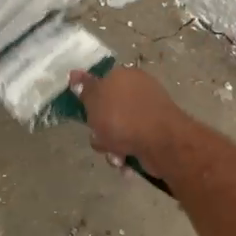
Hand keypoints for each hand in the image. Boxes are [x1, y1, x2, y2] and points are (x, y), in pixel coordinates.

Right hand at [68, 66, 191, 175]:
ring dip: (111, 146)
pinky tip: (126, 162)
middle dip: (100, 129)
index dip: (91, 99)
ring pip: (117, 131)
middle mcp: (138, 92)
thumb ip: (85, 89)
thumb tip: (74, 73)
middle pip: (107, 111)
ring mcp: (147, 114)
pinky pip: (131, 144)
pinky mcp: (154, 134)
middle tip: (100, 135)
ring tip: (116, 154)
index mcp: (124, 77)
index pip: (102, 83)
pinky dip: (126, 154)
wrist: (160, 142)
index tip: (86, 113)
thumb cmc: (123, 118)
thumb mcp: (95, 101)